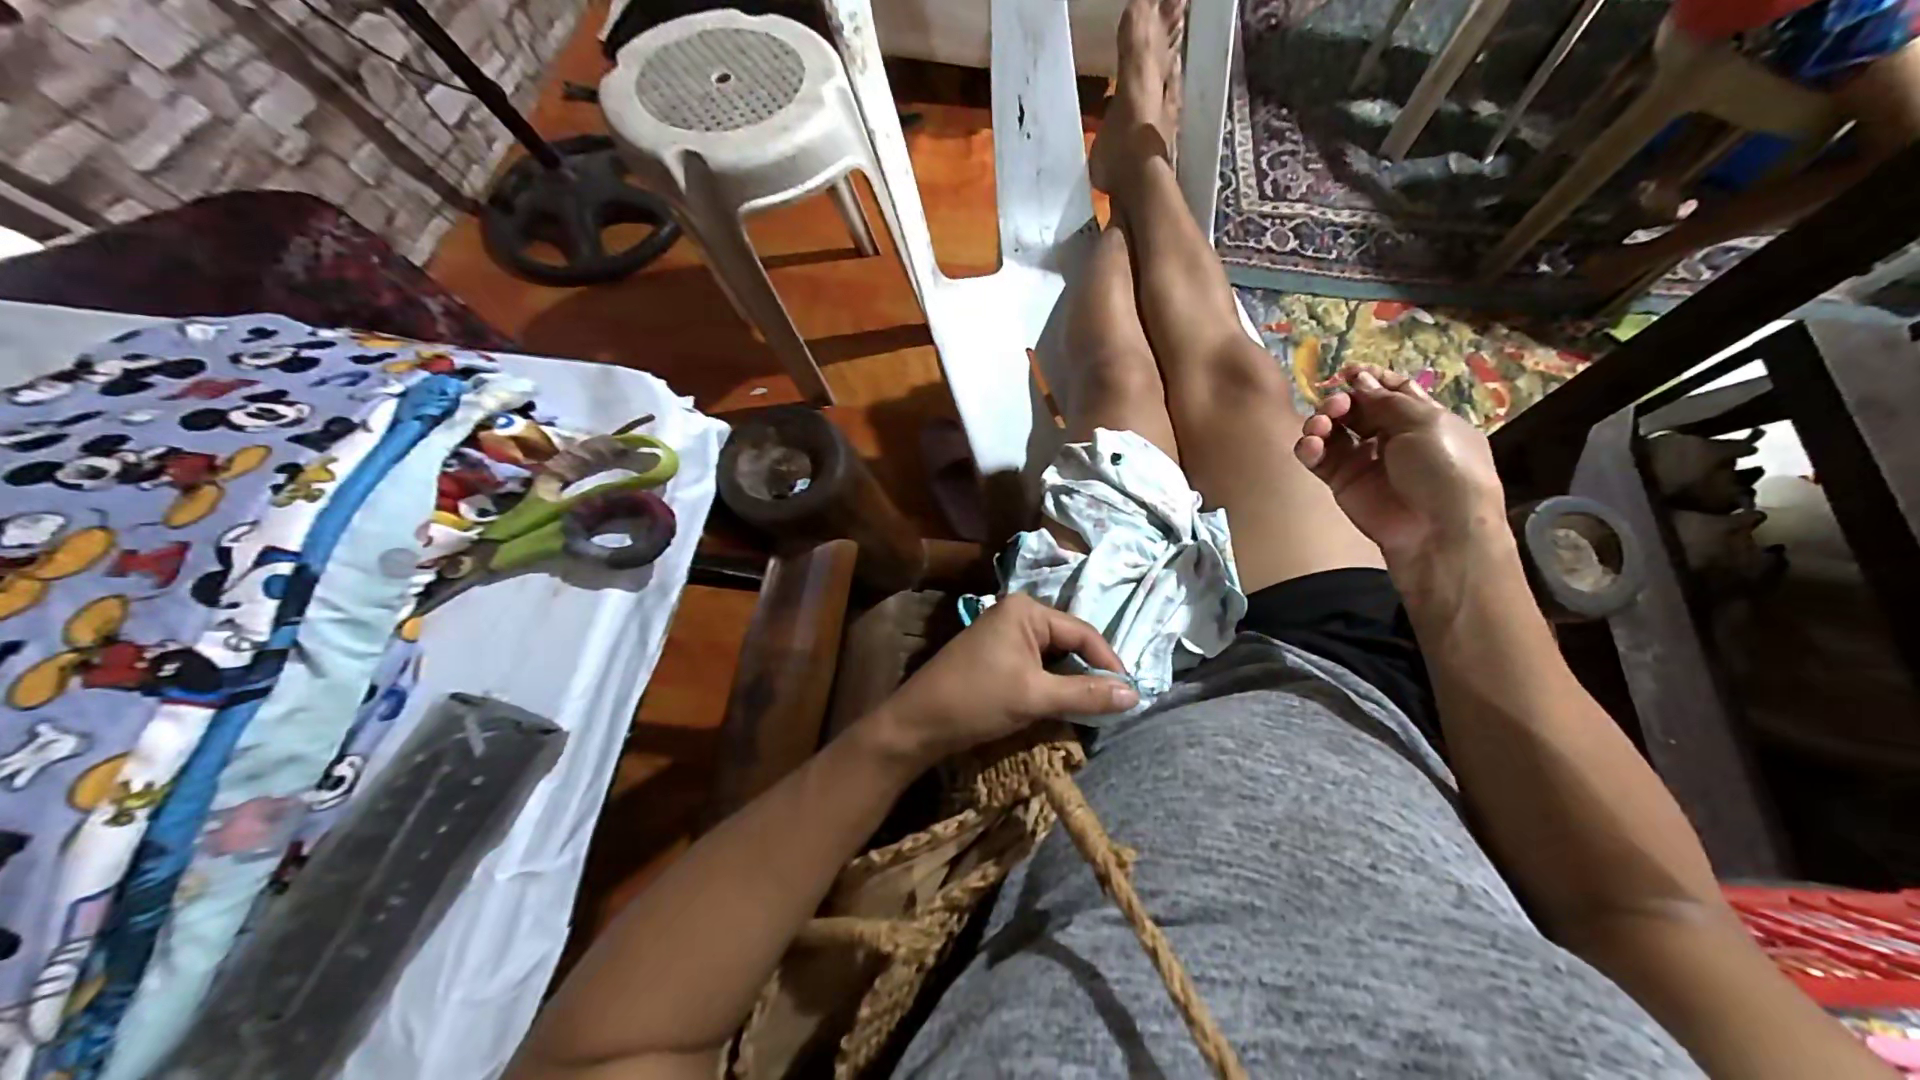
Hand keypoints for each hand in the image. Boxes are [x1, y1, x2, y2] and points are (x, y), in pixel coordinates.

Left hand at [859, 594, 1137, 769]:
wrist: (917, 723)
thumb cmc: (976, 700)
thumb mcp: (1036, 697)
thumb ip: (1086, 694)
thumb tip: (1135, 694)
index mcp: (1026, 610)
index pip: (1084, 632)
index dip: (1109, 663)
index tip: (1130, 694)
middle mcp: (1016, 613)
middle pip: (1068, 641)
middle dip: (1089, 672)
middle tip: (1112, 703)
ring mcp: (1002, 633)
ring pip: (1052, 656)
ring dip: (1070, 680)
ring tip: (1090, 707)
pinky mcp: (995, 655)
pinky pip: (1035, 664)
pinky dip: (1050, 684)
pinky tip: (1059, 704)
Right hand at [1294, 366, 1507, 572]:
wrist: (1436, 528)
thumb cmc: (1443, 468)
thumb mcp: (1425, 423)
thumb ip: (1386, 400)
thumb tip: (1359, 380)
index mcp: (1421, 418)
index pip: (1390, 391)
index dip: (1370, 380)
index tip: (1349, 373)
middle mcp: (1391, 437)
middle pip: (1356, 409)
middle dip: (1341, 401)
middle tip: (1336, 406)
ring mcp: (1364, 460)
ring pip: (1333, 432)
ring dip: (1321, 422)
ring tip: (1320, 427)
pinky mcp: (1342, 482)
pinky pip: (1319, 459)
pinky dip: (1310, 449)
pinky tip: (1310, 447)